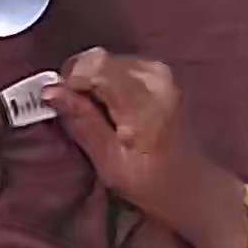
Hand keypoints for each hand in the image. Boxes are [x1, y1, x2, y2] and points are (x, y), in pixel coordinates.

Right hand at [44, 48, 247, 247]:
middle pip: (97, 59)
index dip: (70, 80)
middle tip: (74, 111)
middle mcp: (155, 76)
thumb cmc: (154, 184)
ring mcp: (160, 71)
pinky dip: (106, 79)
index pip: (94, 66)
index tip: (60, 103)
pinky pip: (118, 63)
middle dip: (78, 80)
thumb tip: (50, 91)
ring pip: (105, 59)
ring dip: (91, 80)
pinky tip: (110, 105)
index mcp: (145, 101)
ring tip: (94, 112)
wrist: (198, 188)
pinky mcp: (160, 71)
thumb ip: (81, 122)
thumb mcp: (111, 164)